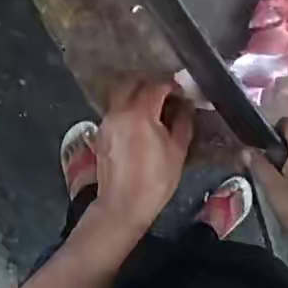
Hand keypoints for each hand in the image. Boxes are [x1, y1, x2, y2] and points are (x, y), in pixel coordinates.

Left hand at [90, 80, 192, 234]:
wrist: (123, 205)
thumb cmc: (156, 179)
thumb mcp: (178, 150)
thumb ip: (183, 121)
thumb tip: (186, 105)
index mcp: (140, 114)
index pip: (156, 86)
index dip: (172, 85)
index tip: (183, 91)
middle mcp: (119, 112)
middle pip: (132, 83)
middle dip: (150, 82)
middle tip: (168, 92)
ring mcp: (106, 122)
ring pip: (121, 95)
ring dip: (138, 94)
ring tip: (156, 106)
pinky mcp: (101, 133)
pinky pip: (116, 110)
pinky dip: (129, 107)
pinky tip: (142, 122)